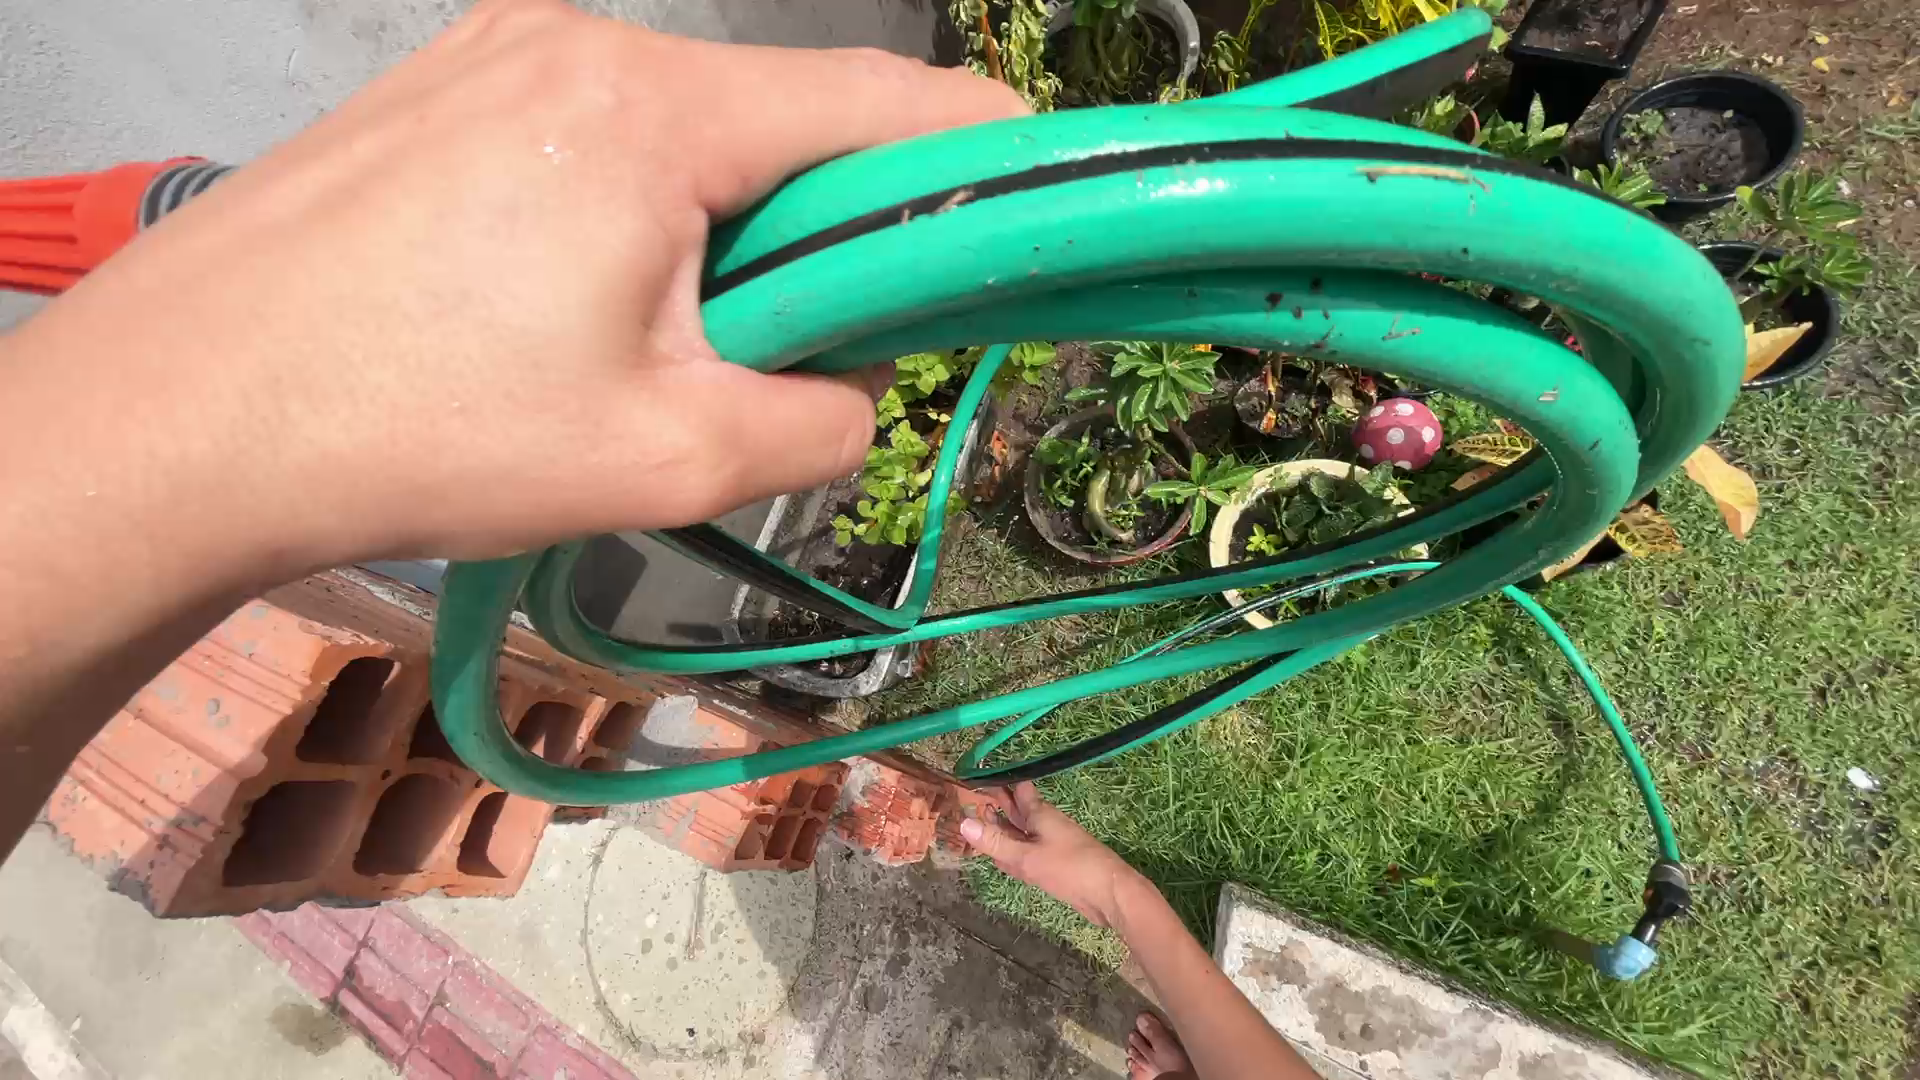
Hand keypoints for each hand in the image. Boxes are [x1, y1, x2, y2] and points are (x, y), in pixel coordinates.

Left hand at [1, 0, 1023, 589]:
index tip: (1040, 169)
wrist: (186, 426)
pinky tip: (639, 301)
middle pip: (791, 123)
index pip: (870, 104)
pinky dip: (683, 217)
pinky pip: (631, 143)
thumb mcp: (678, 461)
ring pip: (711, 139)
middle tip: (859, 323)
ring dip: (759, 232)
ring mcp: (514, 58)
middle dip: (851, 222)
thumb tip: (857, 396)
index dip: (974, 138)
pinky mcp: (467, 100)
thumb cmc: (437, 437)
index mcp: (652, 115)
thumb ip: (820, 425)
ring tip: (724, 337)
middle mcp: (588, 48)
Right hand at [960, 782, 1148, 928]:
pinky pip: (1028, 853)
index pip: (1015, 788)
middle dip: (995, 809)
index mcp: (1039, 812)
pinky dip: (1014, 854)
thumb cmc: (1070, 867)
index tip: (973, 780)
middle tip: (968, 807)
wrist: (1109, 894)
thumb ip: (996, 843)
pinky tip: (1002, 861)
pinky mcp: (1055, 863)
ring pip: (1021, 833)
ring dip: (1003, 833)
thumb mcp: (1027, 857)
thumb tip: (963, 822)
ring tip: (978, 832)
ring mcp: (1051, 843)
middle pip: (1016, 810)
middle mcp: (1044, 823)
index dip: (997, 783)